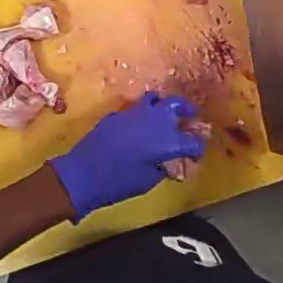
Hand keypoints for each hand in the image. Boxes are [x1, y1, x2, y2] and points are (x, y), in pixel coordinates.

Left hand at [48, 92, 204, 220]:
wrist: (84, 174)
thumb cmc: (119, 183)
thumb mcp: (149, 180)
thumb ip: (163, 167)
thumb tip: (166, 161)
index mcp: (168, 141)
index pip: (193, 140)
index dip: (198, 147)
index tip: (196, 154)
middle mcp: (154, 121)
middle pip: (176, 105)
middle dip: (187, 110)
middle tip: (191, 117)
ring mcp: (134, 113)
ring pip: (155, 99)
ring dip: (163, 105)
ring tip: (165, 114)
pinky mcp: (116, 114)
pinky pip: (136, 108)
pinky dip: (143, 113)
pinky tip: (140, 125)